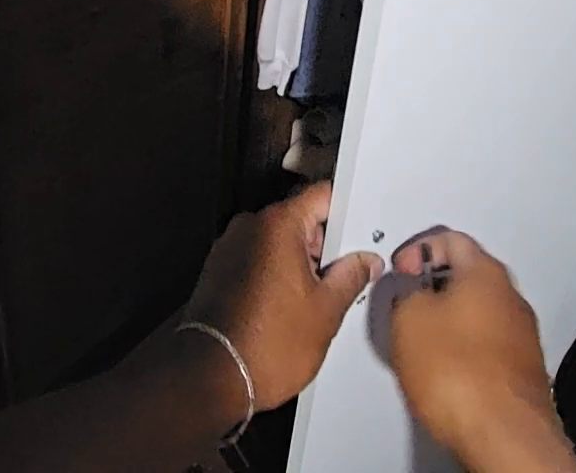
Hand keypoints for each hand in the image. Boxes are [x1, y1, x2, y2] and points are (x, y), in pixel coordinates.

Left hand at [183, 182, 383, 410]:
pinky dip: (274, 275)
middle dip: (323, 247)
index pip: (322, 196)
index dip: (346, 213)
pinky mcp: (219, 268)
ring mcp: (231, 246)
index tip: (359, 235)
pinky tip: (285, 309)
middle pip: (300, 219)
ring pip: (278, 242)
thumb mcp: (325, 311)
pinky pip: (257, 258)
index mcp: (278, 224)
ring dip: (298, 263)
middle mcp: (250, 226)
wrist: (212, 378)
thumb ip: (350, 276)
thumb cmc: (265, 345)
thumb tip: (363, 262)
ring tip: (310, 303)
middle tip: (340, 281)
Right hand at [388, 229, 575, 471]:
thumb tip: (407, 294)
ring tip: (423, 340)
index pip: (448, 238)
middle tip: (409, 300)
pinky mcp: (522, 369)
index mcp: (485, 272)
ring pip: (477, 310)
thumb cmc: (465, 378)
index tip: (403, 268)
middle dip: (433, 285)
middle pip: (466, 273)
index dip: (416, 250)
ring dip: (449, 318)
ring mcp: (520, 333)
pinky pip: (488, 343)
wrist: (503, 436)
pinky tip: (446, 369)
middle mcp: (510, 297)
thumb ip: (404, 292)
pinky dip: (465, 348)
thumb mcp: (408, 318)